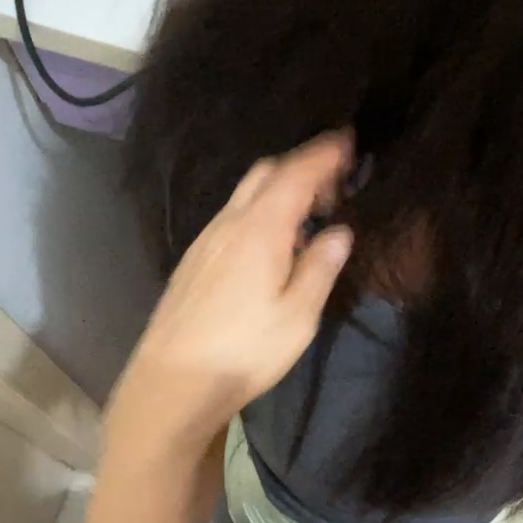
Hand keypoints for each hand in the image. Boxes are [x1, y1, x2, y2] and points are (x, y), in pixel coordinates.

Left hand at [105, 132, 355, 463]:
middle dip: (300, 168)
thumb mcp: (298, 316)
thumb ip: (320, 268)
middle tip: (332, 187)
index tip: (348, 142)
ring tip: (307, 217)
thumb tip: (339, 233)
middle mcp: (229, 223)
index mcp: (261, 229)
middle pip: (265, 174)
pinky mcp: (194, 262)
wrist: (174, 380)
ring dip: (277, 193)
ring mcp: (206, 241)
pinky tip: (270, 246)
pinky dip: (258, 215)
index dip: (324, 155)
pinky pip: (232, 220)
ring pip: (245, 197)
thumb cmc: (245, 351)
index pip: (296, 174)